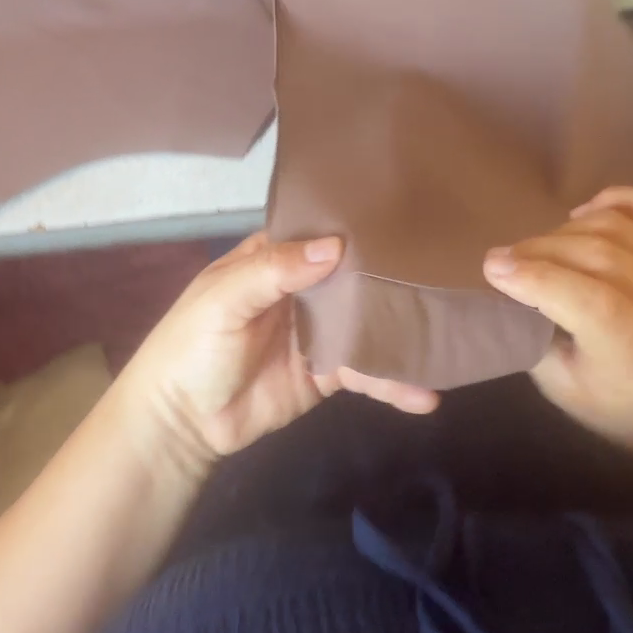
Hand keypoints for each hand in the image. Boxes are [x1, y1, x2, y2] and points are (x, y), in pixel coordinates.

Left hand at [116, 234, 438, 473]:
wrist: (182, 422)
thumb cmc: (192, 344)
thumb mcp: (225, 298)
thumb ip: (275, 271)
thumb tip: (335, 247)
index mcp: (273, 259)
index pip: (320, 231)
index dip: (355, 222)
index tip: (405, 210)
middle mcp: (302, 289)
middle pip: (353, 275)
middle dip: (392, 272)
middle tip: (448, 265)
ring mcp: (318, 331)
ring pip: (367, 322)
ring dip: (401, 328)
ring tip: (450, 331)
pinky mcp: (326, 374)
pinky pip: (366, 373)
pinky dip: (394, 382)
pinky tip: (426, 393)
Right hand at [482, 187, 632, 465]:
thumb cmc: (626, 407)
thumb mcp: (567, 391)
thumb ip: (536, 339)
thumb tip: (508, 290)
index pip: (590, 301)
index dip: (537, 277)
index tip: (492, 268)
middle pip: (599, 256)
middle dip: (538, 250)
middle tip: (504, 260)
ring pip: (616, 228)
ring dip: (563, 231)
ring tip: (537, 249)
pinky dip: (613, 200)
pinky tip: (582, 215)